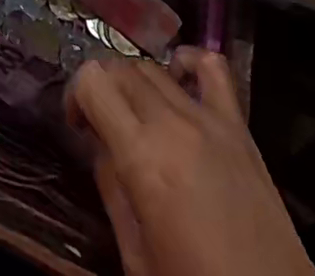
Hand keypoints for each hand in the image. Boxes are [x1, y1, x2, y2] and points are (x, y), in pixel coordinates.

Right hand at [67, 48, 314, 275]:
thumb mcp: (135, 252)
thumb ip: (111, 187)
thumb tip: (99, 145)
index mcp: (141, 156)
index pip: (93, 81)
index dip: (75, 95)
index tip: (78, 125)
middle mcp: (172, 123)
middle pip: (120, 69)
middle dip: (101, 88)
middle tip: (101, 125)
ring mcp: (209, 119)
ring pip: (154, 66)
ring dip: (134, 82)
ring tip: (135, 115)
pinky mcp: (239, 126)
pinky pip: (212, 68)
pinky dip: (188, 62)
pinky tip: (178, 81)